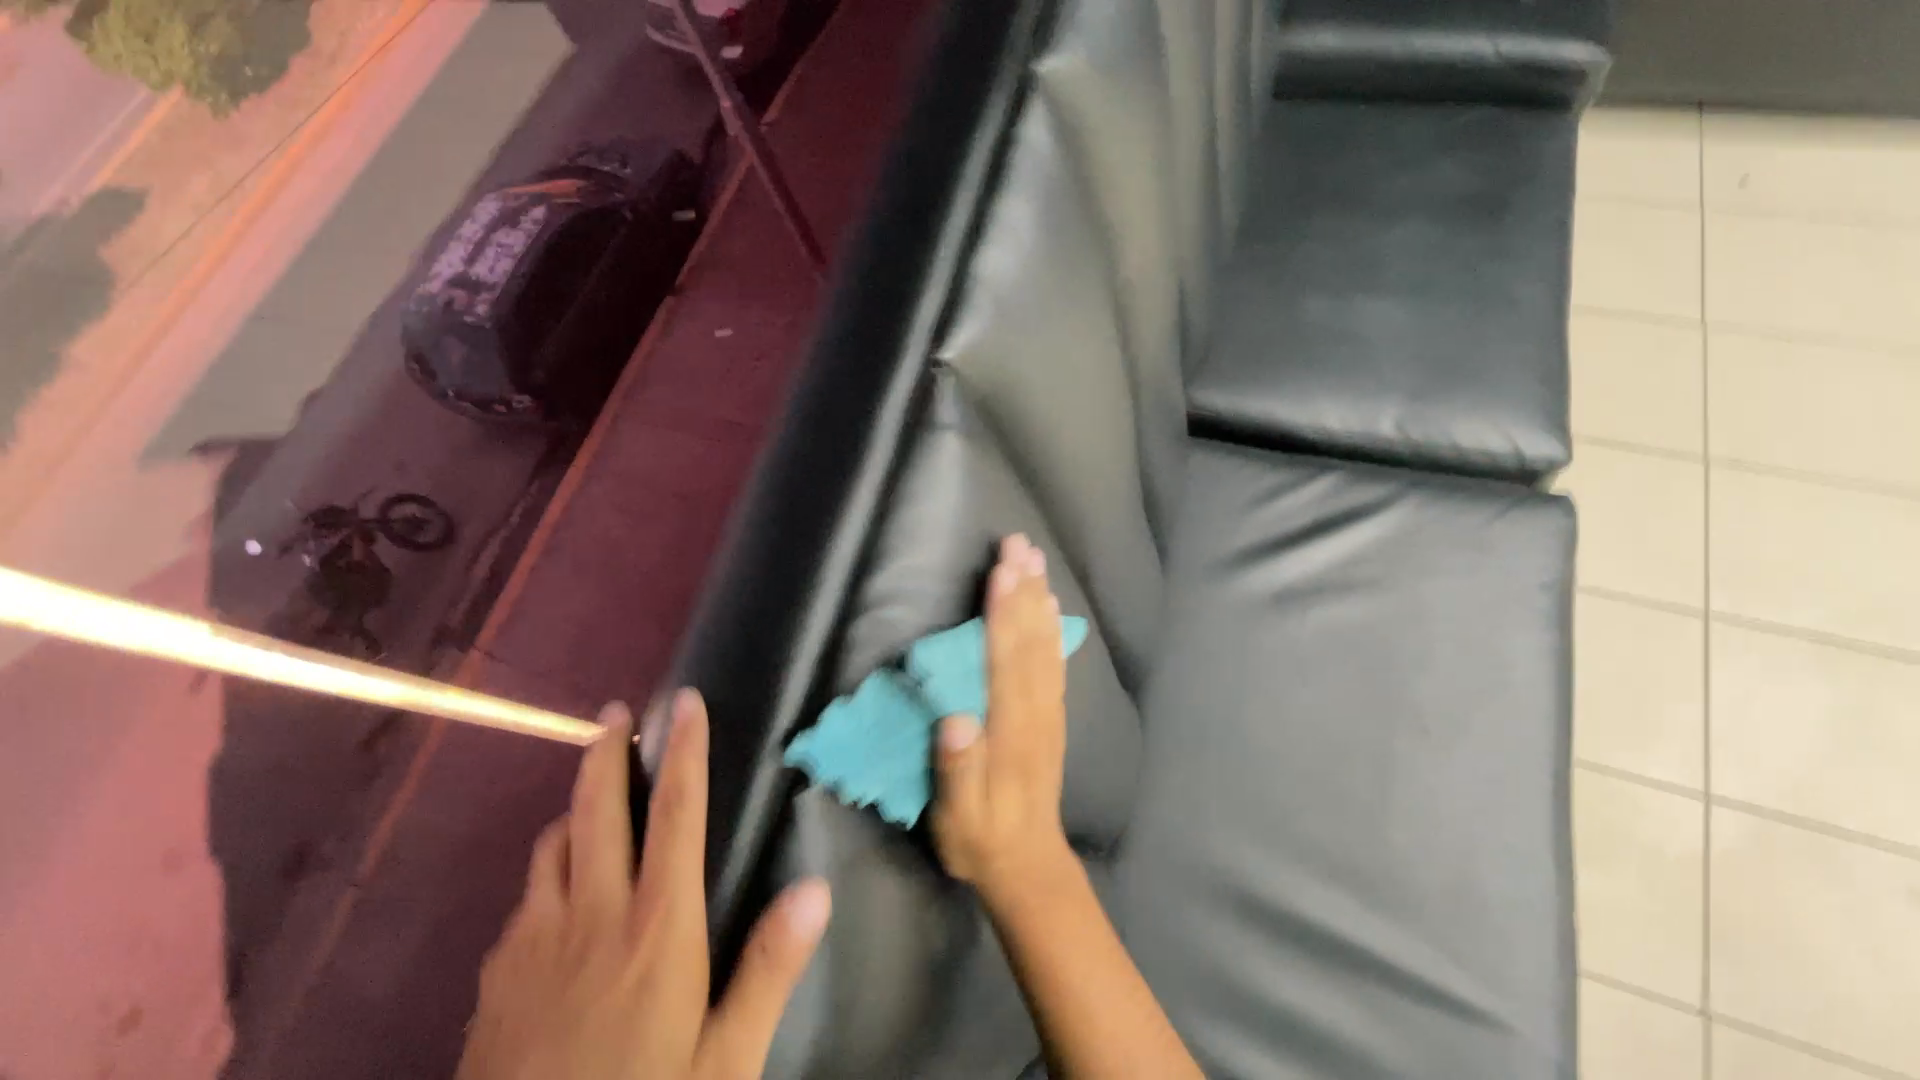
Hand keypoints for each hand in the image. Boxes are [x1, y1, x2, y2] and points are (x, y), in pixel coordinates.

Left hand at [456, 692, 831, 1079]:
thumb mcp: (725, 1060)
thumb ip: (768, 970)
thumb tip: (815, 889)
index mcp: (657, 927)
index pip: (676, 816)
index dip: (686, 752)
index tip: (686, 702)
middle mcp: (591, 915)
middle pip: (596, 808)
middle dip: (607, 750)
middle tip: (617, 710)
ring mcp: (532, 942)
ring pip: (551, 844)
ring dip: (574, 806)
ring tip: (593, 795)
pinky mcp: (494, 976)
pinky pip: (524, 897)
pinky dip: (548, 870)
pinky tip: (557, 896)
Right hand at [932, 534, 1075, 900]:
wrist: (1028, 864)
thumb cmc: (981, 839)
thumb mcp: (960, 818)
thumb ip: (958, 770)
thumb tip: (955, 720)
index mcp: (1010, 730)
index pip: (1004, 662)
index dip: (1002, 614)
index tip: (1000, 571)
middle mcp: (1035, 713)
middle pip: (1028, 642)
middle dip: (1022, 590)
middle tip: (1017, 543)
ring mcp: (1048, 714)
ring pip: (1045, 646)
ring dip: (1039, 600)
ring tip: (1035, 559)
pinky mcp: (1052, 718)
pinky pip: (1054, 663)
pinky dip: (1052, 629)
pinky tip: (1049, 607)